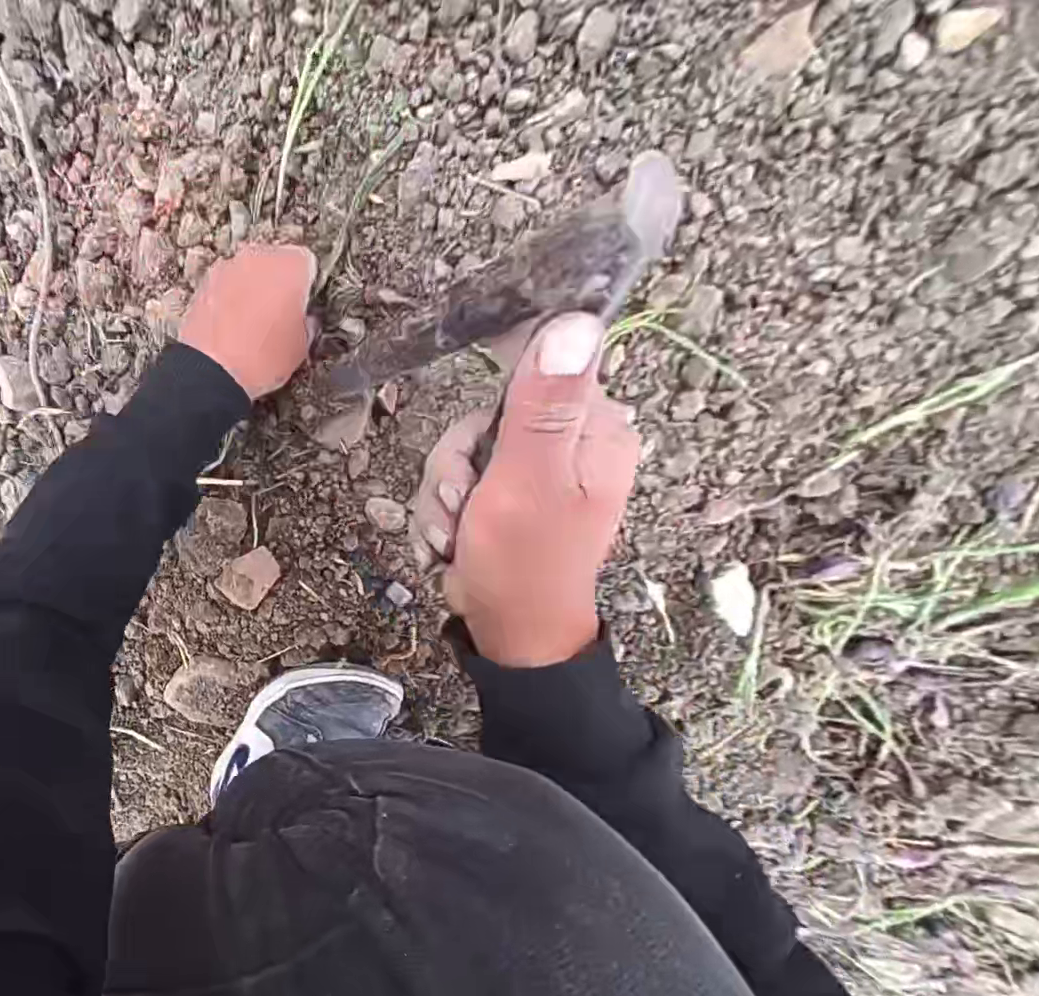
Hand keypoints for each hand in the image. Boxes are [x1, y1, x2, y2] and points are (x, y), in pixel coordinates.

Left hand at [179, 245, 316, 398]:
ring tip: (252, 328)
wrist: (213, 372)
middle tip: (280, 319)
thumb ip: (307, 322)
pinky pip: (225, 287)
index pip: (308, 265)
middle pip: (275, 264)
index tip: (304, 309)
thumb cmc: (264, 359)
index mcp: (291, 266)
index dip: (307, 289)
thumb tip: (304, 319)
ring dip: (252, 291)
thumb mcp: (302, 347)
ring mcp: (226, 268)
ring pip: (248, 273)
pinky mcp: (203, 283)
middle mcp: (258, 257)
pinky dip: (229, 301)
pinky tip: (231, 330)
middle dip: (278, 285)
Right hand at [412, 314, 641, 667]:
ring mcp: (531, 470)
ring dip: (444, 494)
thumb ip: (543, 406)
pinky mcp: (502, 492)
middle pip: (489, 413)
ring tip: (454, 534)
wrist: (506, 632)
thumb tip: (575, 321)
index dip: (501, 395)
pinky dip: (443, 511)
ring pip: (462, 448)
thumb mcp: (528, 481)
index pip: (545, 369)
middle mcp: (567, 444)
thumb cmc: (524, 564)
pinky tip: (449, 542)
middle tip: (462, 505)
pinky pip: (455, 478)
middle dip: (458, 464)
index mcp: (595, 432)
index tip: (480, 447)